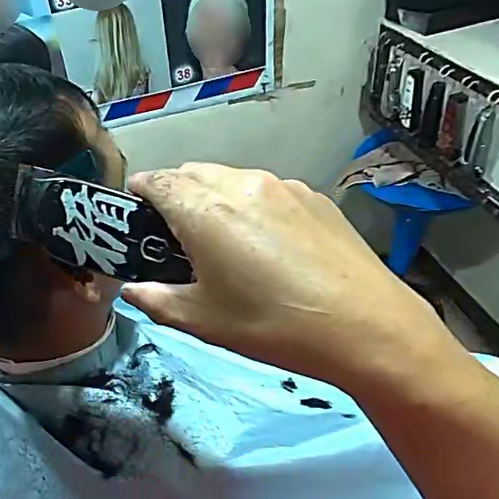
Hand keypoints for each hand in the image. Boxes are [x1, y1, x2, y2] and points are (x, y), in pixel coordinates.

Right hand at [121, 164, 463, 391]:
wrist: (364, 325)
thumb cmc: (272, 325)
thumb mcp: (204, 321)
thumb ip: (158, 300)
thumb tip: (133, 290)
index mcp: (205, 209)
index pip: (157, 180)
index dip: (140, 194)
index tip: (136, 215)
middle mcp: (242, 184)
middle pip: (194, 173)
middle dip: (176, 195)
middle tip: (177, 237)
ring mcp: (285, 187)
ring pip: (234, 179)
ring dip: (216, 198)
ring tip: (225, 241)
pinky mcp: (316, 198)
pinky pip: (270, 191)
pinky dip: (254, 207)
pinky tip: (271, 246)